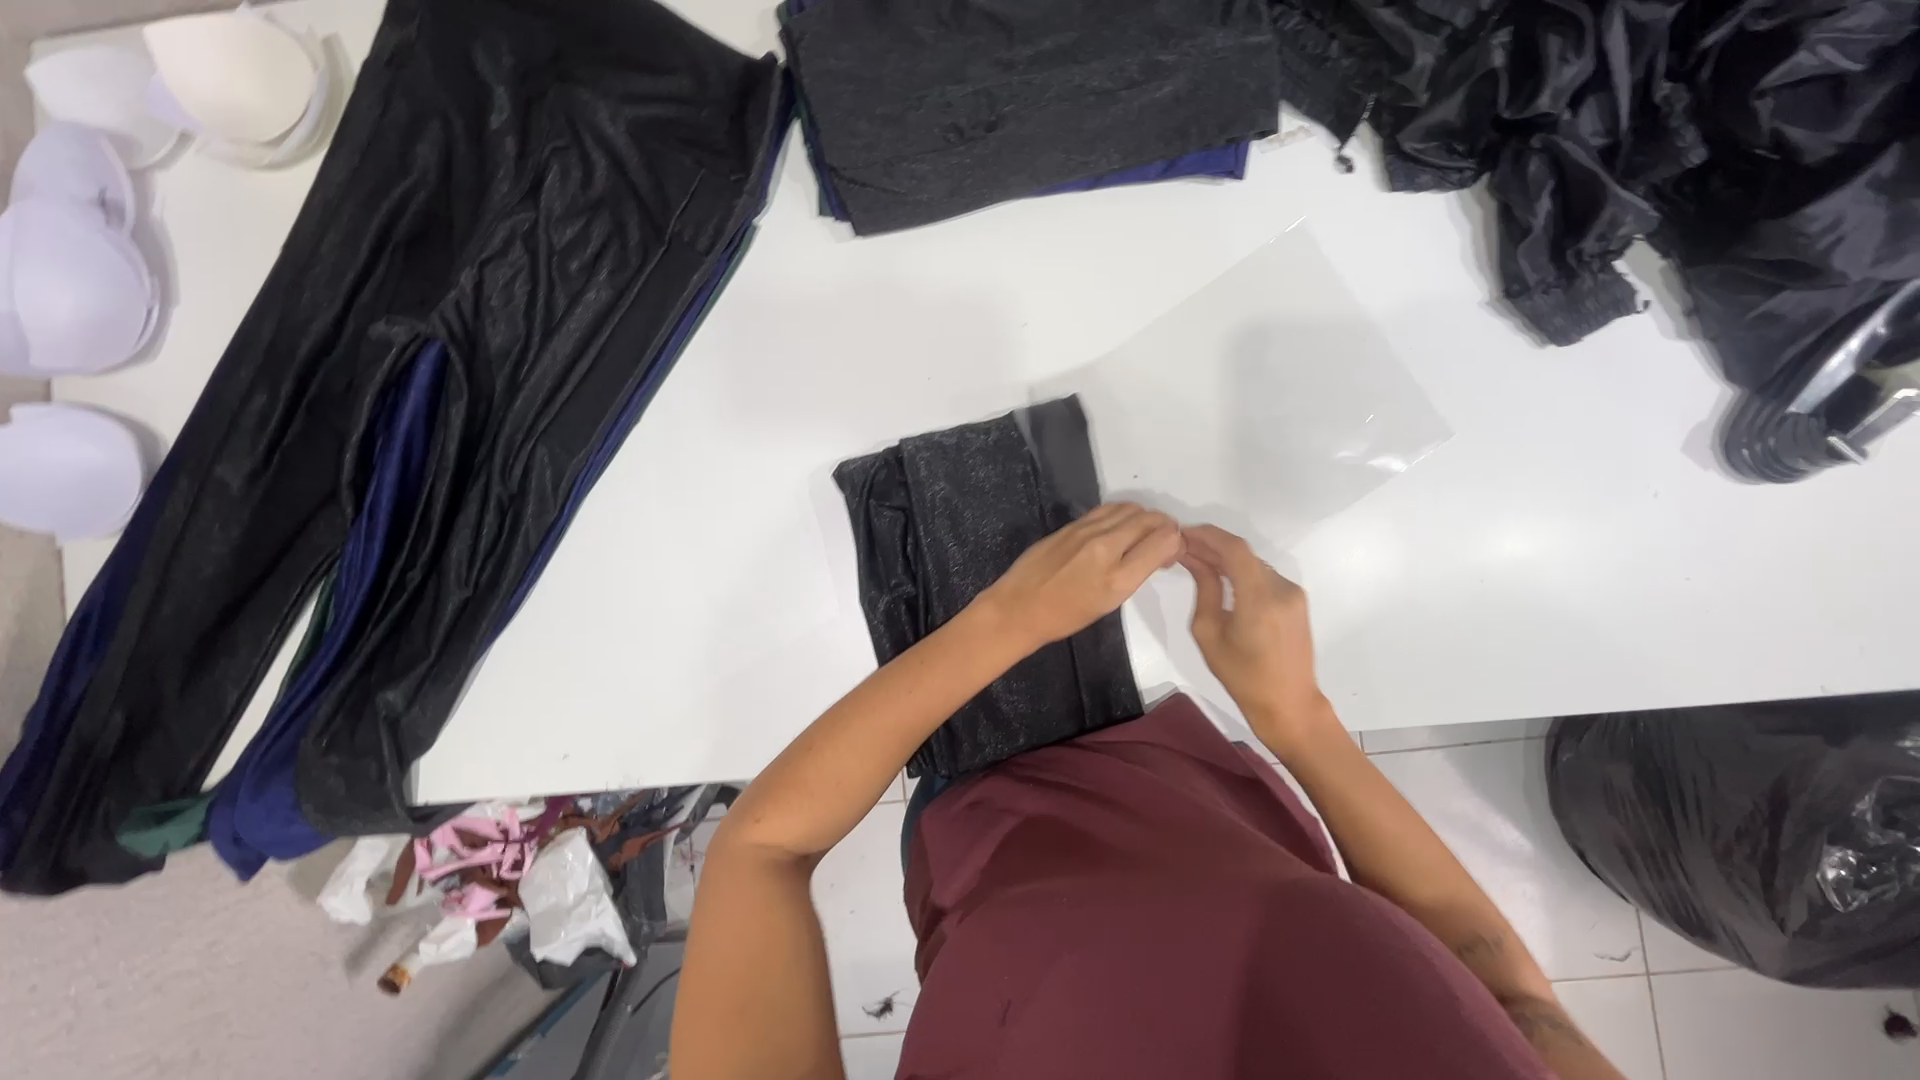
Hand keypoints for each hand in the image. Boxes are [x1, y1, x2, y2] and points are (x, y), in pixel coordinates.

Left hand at [974, 502, 1182, 652]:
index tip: (1173, 551)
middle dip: (1165, 526)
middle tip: (1163, 541)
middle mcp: (1105, 548)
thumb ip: (1135, 572)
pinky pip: (1107, 510)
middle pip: (1150, 519)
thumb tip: (1157, 552)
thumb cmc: (1065, 616)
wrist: (1018, 608)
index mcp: (1118, 578)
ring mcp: (1086, 532)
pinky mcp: (1071, 525)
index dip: (1177, 542)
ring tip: (1143, 532)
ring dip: (1144, 517)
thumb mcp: (1109, 603)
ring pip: (1130, 509)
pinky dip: (1122, 514)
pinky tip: (1119, 527)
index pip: (1164, 540)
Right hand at [1179, 524, 1338, 754]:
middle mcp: (1282, 588)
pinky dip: (1241, 572)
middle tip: (1183, 547)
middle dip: (1212, 546)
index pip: (1234, 549)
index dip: (1207, 535)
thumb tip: (1194, 559)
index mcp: (1259, 598)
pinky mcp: (1297, 601)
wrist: (1288, 703)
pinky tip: (1221, 577)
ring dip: (1226, 558)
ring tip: (1197, 562)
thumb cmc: (1242, 676)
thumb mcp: (1209, 634)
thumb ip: (1205, 589)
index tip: (1182, 533)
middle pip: (1244, 554)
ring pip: (1253, 564)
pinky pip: (1264, 577)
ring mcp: (1294, 593)